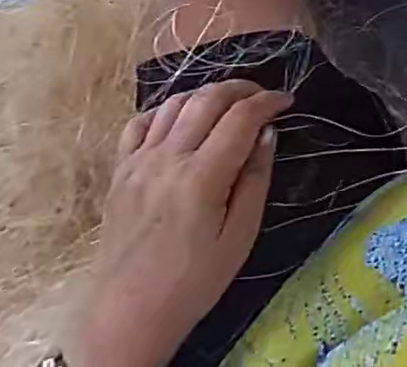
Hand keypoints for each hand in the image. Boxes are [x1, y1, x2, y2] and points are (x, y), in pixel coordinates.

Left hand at [65, 80, 292, 366]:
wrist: (126, 318)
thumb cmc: (192, 283)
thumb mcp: (240, 238)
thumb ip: (256, 179)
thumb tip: (268, 133)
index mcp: (201, 177)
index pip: (241, 116)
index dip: (268, 100)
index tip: (286, 100)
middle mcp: (168, 159)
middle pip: (209, 97)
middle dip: (241, 87)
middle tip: (261, 96)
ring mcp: (139, 162)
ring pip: (176, 102)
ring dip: (207, 94)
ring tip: (227, 105)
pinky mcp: (120, 170)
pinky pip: (141, 122)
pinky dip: (166, 110)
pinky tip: (182, 121)